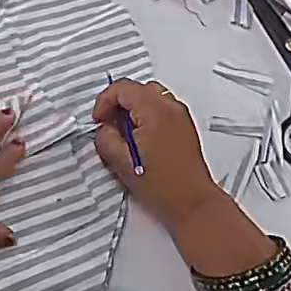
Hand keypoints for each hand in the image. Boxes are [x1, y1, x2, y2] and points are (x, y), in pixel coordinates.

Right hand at [91, 79, 275, 277]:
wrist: (192, 202)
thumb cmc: (162, 186)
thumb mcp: (121, 162)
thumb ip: (105, 139)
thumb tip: (103, 130)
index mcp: (154, 110)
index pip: (123, 88)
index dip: (104, 101)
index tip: (98, 120)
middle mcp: (171, 107)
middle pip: (138, 89)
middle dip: (119, 104)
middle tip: (109, 126)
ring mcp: (181, 116)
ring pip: (150, 97)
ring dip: (133, 110)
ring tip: (124, 135)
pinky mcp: (185, 127)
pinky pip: (161, 109)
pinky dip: (147, 116)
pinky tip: (140, 141)